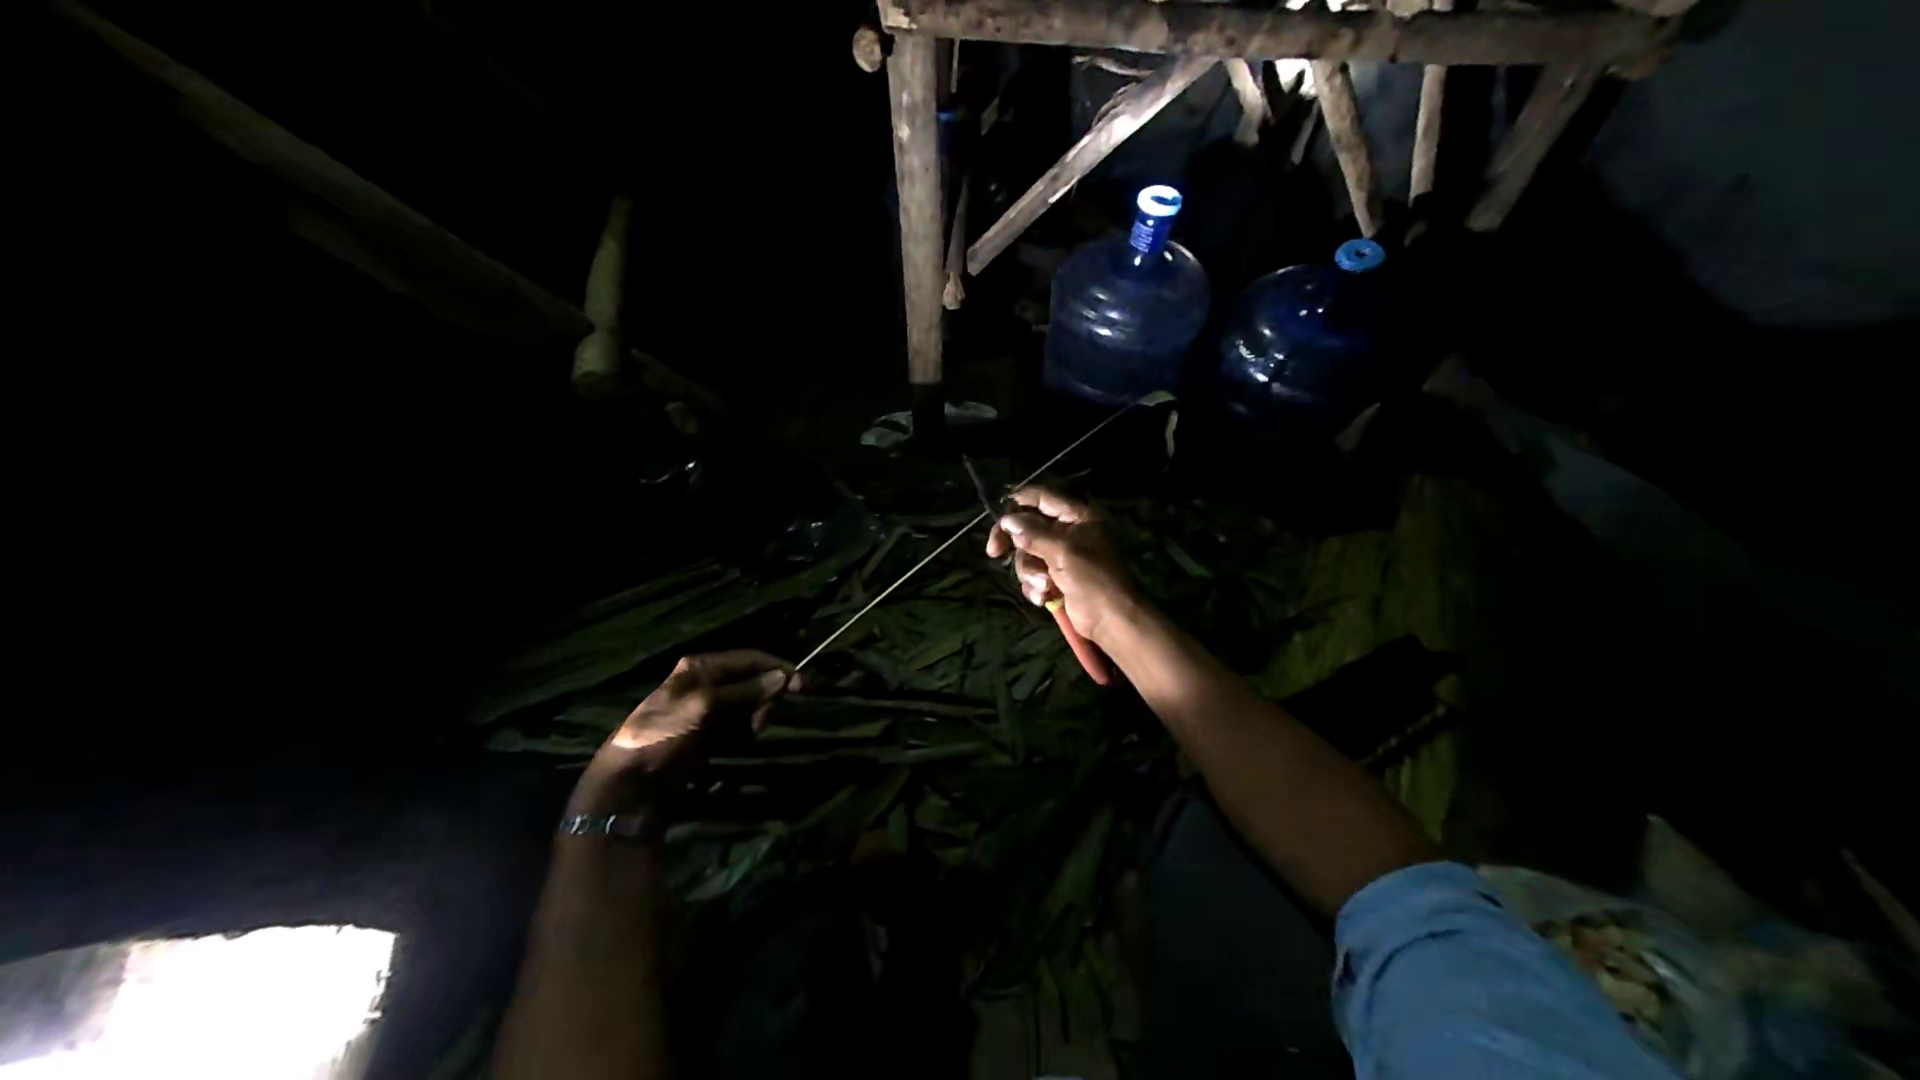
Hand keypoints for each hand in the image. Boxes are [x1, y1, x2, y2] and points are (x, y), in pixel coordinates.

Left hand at [572, 650, 795, 812]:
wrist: (634, 779)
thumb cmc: (663, 732)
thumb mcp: (704, 706)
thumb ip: (744, 691)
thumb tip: (781, 678)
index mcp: (702, 666)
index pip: (751, 659)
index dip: (778, 668)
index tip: (803, 684)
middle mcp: (709, 681)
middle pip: (755, 681)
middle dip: (764, 699)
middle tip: (760, 720)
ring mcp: (712, 707)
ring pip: (752, 705)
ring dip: (754, 719)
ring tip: (739, 736)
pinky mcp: (714, 730)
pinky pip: (742, 724)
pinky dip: (744, 732)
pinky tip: (731, 743)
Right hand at [985, 485, 1141, 648]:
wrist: (1110, 619)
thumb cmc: (1092, 578)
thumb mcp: (1062, 550)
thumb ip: (1033, 532)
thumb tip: (1007, 520)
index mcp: (1078, 516)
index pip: (1043, 498)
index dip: (1019, 503)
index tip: (998, 516)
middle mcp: (1069, 532)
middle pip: (1029, 527)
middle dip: (1015, 544)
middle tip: (994, 552)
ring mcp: (1062, 556)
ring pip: (1028, 554)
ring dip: (1030, 572)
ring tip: (1044, 585)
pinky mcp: (1057, 577)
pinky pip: (1033, 574)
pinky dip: (1035, 586)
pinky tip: (1044, 597)